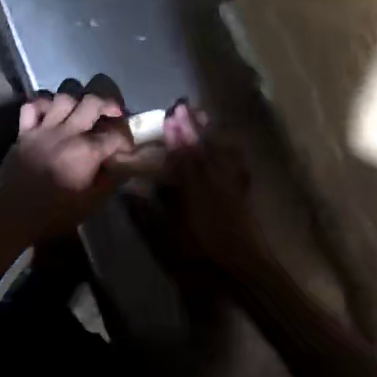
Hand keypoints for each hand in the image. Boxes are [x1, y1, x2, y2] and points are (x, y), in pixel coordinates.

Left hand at [0, 87, 134, 241]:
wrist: (13, 214)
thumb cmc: (55, 213)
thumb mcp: (92, 204)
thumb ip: (111, 181)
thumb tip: (123, 166)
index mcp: (87, 151)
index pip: (117, 134)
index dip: (126, 139)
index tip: (125, 148)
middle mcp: (68, 132)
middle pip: (93, 100)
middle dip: (108, 103)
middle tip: (112, 113)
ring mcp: (43, 128)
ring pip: (64, 96)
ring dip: (77, 99)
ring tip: (81, 110)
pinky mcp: (24, 131)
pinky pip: (32, 104)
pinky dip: (42, 102)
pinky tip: (50, 111)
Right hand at [131, 104, 273, 279]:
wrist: (246, 270)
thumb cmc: (204, 256)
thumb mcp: (169, 239)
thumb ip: (148, 215)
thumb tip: (129, 195)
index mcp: (194, 188)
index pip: (182, 155)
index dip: (175, 135)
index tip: (168, 115)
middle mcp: (214, 179)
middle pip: (203, 146)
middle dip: (192, 125)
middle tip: (183, 105)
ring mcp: (232, 185)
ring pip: (221, 151)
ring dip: (210, 132)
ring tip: (203, 116)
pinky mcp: (243, 194)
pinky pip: (236, 163)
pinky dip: (230, 150)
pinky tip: (228, 146)